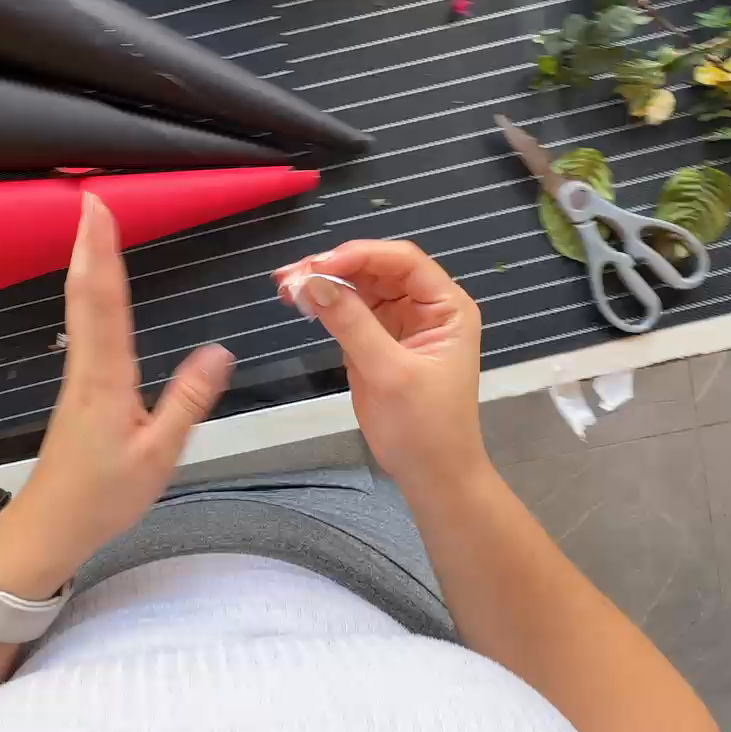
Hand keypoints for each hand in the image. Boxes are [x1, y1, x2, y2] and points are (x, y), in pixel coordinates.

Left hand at [0, 193, 234, 599]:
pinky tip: (94, 282)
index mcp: (106, 376)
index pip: (104, 302)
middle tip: (89, 196)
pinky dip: (88, 289)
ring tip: (92, 224)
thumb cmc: (104, 495)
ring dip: (85, 260)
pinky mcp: (79, 382)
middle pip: (84, 292)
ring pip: (79, 304)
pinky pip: (83, 323)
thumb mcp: (159, 455)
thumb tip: (219, 352)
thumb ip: (188, 402)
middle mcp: (87, 363)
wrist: (51, 526)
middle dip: (88, 241)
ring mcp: (79, 371)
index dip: (102, 252)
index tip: (98, 209)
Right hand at [274, 241, 486, 496]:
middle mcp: (424, 305)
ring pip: (358, 285)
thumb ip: (351, 323)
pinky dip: (323, 303)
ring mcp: (400, 321)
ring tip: (285, 285)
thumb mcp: (389, 373)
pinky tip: (298, 301)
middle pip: (376, 268)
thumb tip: (311, 282)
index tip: (316, 265)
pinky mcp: (377, 338)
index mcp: (445, 306)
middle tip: (289, 276)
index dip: (359, 255)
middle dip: (333, 267)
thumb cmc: (424, 427)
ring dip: (323, 281)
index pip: (402, 261)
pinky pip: (349, 308)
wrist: (432, 477)